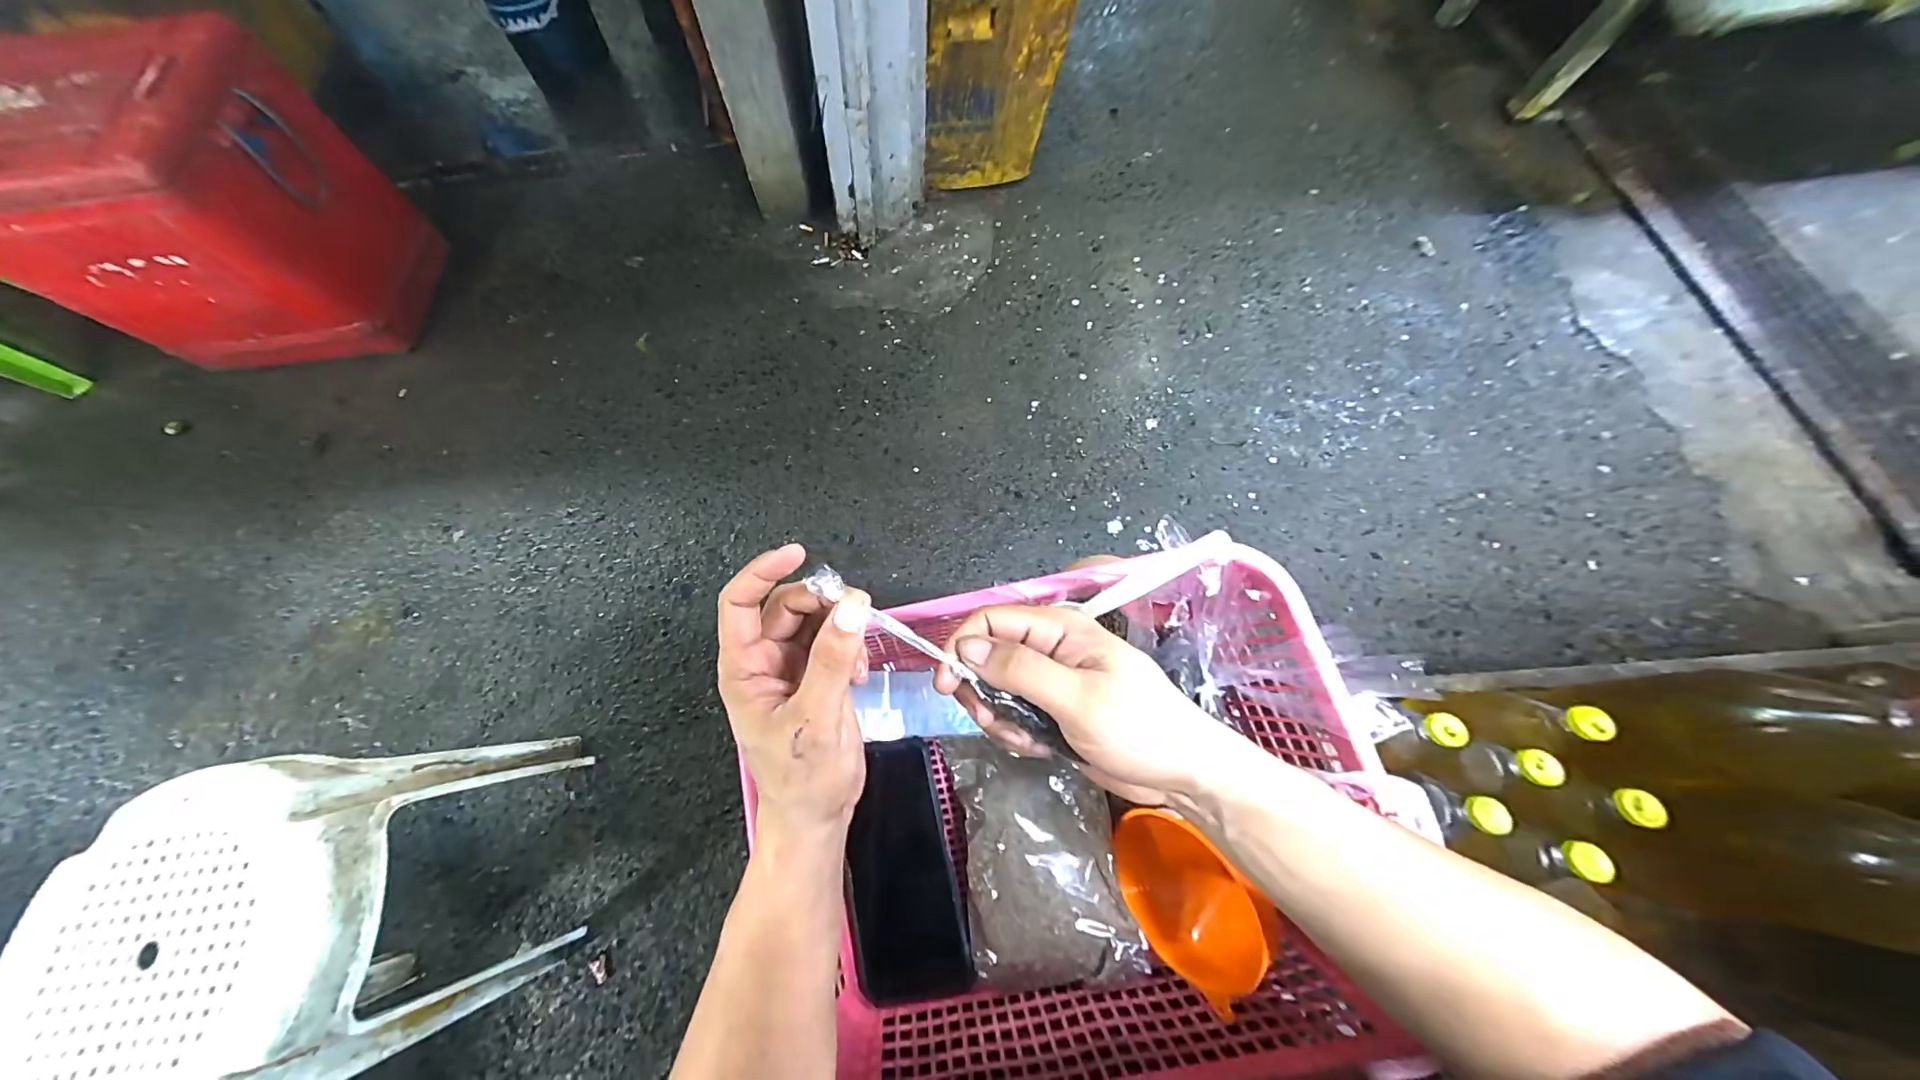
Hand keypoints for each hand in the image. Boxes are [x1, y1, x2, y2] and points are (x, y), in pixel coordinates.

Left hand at [717, 544, 870, 836]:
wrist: (818, 814)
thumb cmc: (802, 778)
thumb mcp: (816, 718)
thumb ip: (833, 661)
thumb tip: (851, 606)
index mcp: (744, 669)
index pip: (739, 603)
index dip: (762, 572)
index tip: (796, 553)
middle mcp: (765, 661)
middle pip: (786, 605)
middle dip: (821, 601)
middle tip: (854, 611)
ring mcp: (793, 667)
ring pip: (814, 619)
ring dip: (841, 624)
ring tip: (859, 654)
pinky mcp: (818, 676)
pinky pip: (834, 639)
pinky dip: (850, 643)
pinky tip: (859, 669)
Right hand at [931, 604, 1257, 805]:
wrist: (1182, 774)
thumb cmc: (1140, 730)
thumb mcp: (1077, 698)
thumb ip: (1020, 669)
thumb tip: (968, 645)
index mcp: (1060, 629)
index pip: (992, 620)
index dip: (962, 645)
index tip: (947, 683)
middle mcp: (1052, 648)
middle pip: (987, 654)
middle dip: (979, 688)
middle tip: (991, 718)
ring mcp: (1052, 681)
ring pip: (996, 688)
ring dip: (998, 715)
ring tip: (1024, 737)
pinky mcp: (1054, 710)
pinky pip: (1014, 713)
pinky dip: (1016, 732)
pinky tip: (1038, 746)